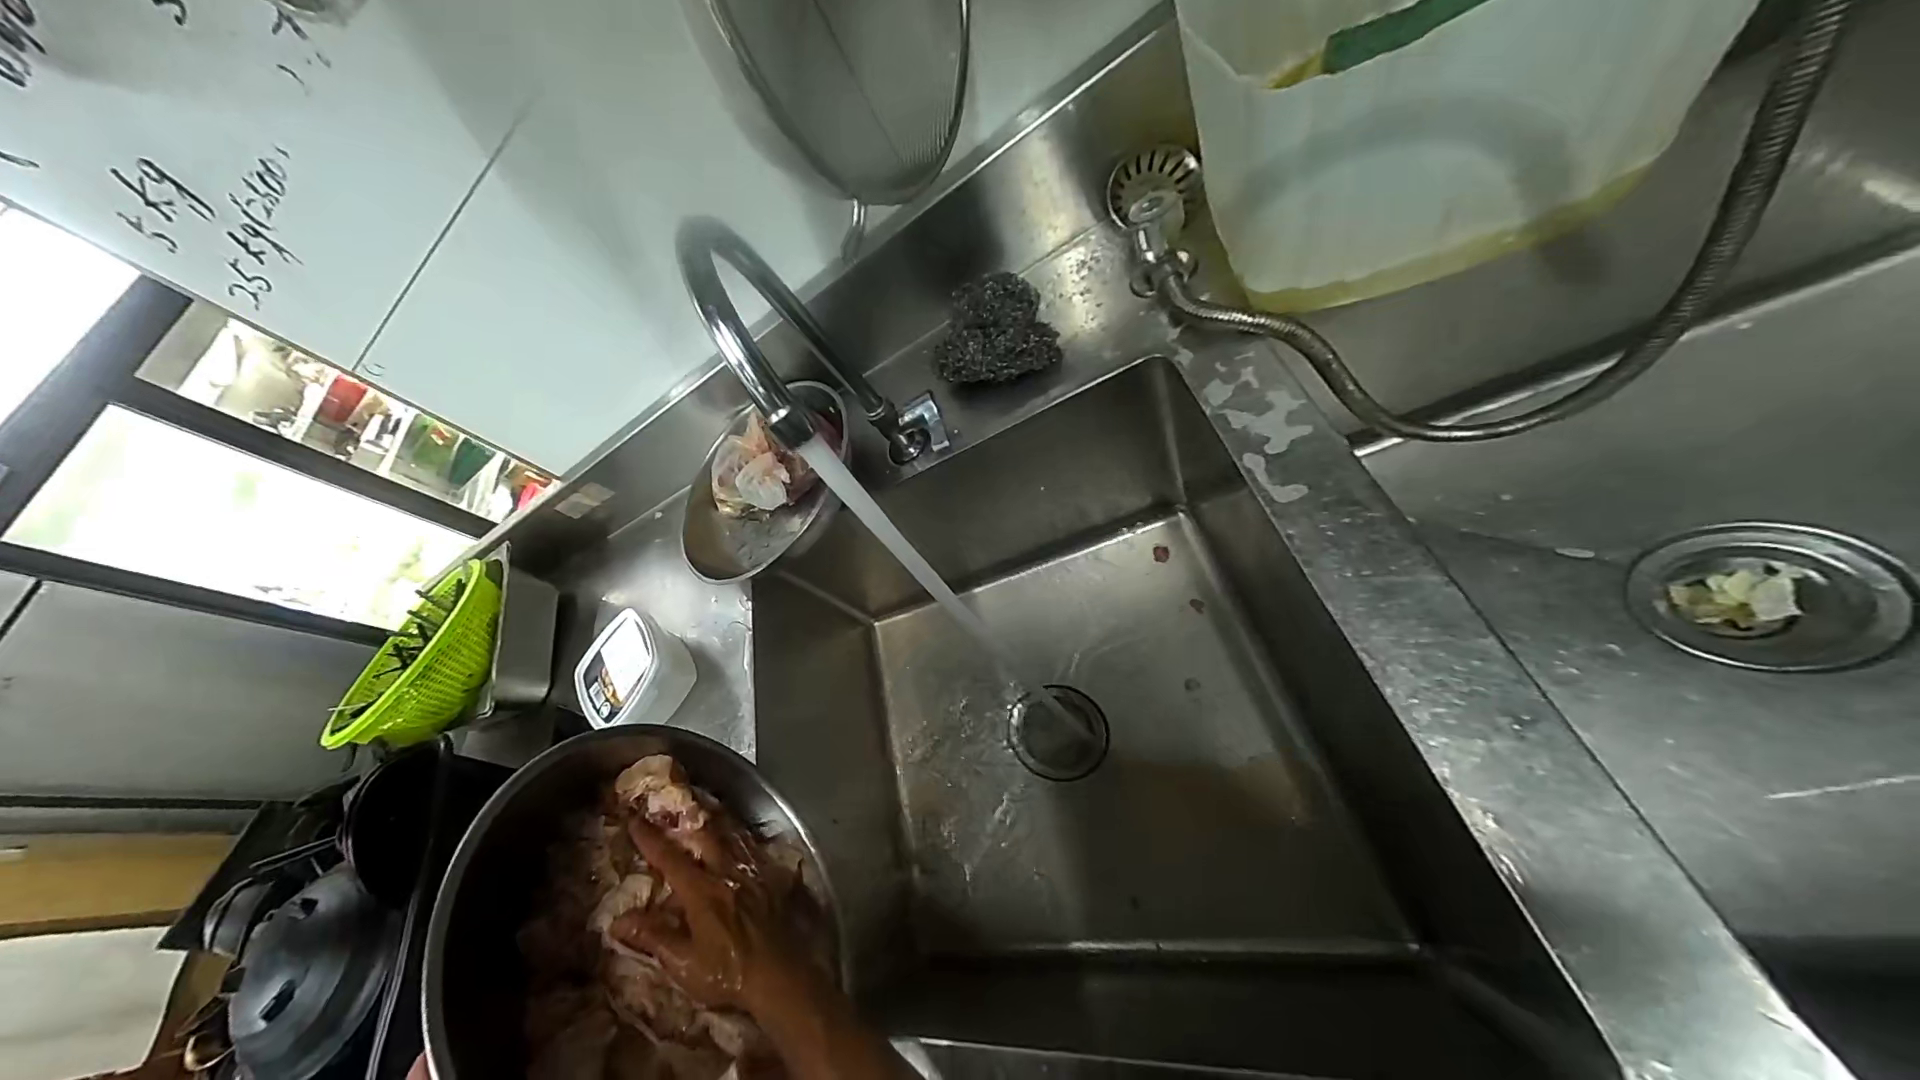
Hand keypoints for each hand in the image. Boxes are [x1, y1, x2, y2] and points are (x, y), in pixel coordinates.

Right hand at [611, 815, 816, 1013]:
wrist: (780, 975)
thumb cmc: (728, 974)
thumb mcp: (684, 963)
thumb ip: (654, 937)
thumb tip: (618, 920)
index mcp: (702, 891)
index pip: (670, 859)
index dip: (650, 839)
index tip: (635, 820)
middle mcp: (728, 872)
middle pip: (706, 837)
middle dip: (687, 822)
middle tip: (675, 810)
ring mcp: (754, 873)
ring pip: (733, 838)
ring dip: (717, 825)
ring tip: (707, 812)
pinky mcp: (774, 879)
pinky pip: (756, 850)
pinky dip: (744, 840)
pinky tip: (743, 839)